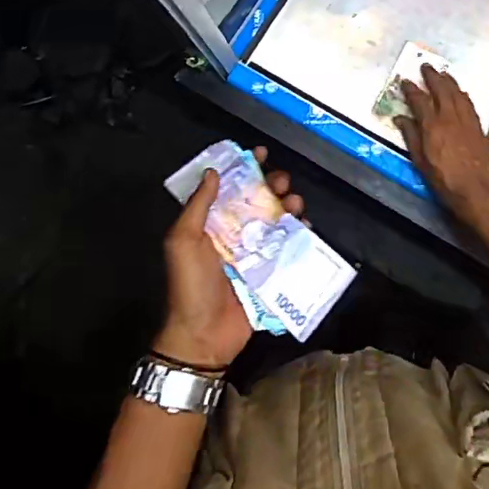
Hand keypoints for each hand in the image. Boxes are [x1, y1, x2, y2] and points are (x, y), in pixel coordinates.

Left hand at [154, 147, 303, 370]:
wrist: (203, 335)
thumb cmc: (190, 285)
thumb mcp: (183, 240)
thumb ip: (198, 206)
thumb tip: (212, 171)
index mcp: (210, 223)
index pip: (228, 188)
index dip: (243, 168)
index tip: (260, 153)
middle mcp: (232, 234)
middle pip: (256, 201)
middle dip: (271, 185)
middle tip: (282, 181)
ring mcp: (252, 254)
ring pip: (274, 221)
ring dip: (287, 207)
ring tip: (295, 203)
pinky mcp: (269, 273)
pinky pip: (287, 248)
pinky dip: (298, 235)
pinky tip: (305, 226)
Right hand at [394, 65, 488, 225]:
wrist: (474, 191)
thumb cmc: (442, 179)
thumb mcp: (419, 160)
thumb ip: (411, 136)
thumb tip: (401, 118)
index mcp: (433, 126)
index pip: (420, 100)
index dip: (411, 89)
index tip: (404, 81)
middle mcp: (450, 119)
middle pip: (442, 90)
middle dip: (432, 77)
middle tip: (426, 67)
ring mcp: (467, 122)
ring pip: (458, 95)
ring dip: (450, 82)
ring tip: (443, 73)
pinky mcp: (479, 129)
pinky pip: (470, 105)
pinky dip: (463, 95)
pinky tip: (461, 92)